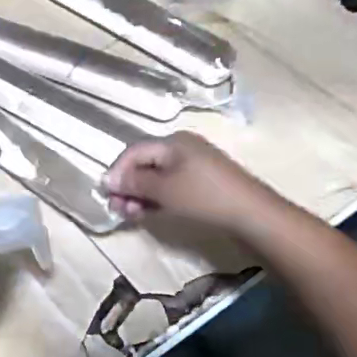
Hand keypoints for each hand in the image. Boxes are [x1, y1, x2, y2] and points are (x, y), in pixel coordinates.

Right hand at [103, 133, 286, 235]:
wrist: (250, 213)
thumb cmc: (203, 196)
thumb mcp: (163, 190)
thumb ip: (134, 183)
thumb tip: (107, 179)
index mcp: (172, 141)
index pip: (133, 152)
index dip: (117, 172)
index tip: (106, 194)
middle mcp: (182, 148)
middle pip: (144, 164)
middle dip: (128, 186)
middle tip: (118, 209)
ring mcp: (193, 165)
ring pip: (156, 178)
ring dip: (140, 195)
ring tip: (132, 214)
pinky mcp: (202, 183)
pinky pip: (170, 186)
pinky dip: (156, 199)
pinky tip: (150, 213)